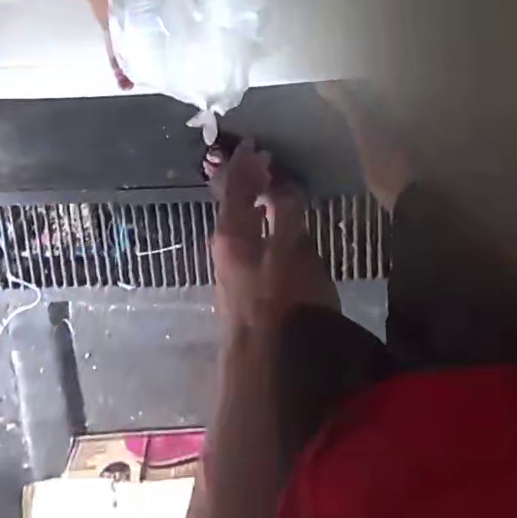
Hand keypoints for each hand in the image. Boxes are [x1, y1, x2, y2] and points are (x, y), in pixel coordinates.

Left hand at [209, 140, 336, 332]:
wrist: (264, 372)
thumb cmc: (281, 306)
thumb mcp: (292, 254)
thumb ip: (288, 216)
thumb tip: (282, 189)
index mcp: (230, 231)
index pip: (235, 185)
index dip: (245, 164)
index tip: (254, 145)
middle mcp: (224, 245)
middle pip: (231, 202)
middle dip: (244, 179)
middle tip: (259, 159)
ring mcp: (230, 268)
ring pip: (238, 220)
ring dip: (251, 199)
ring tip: (266, 185)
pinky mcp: (242, 287)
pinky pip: (246, 238)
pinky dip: (257, 221)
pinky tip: (270, 225)